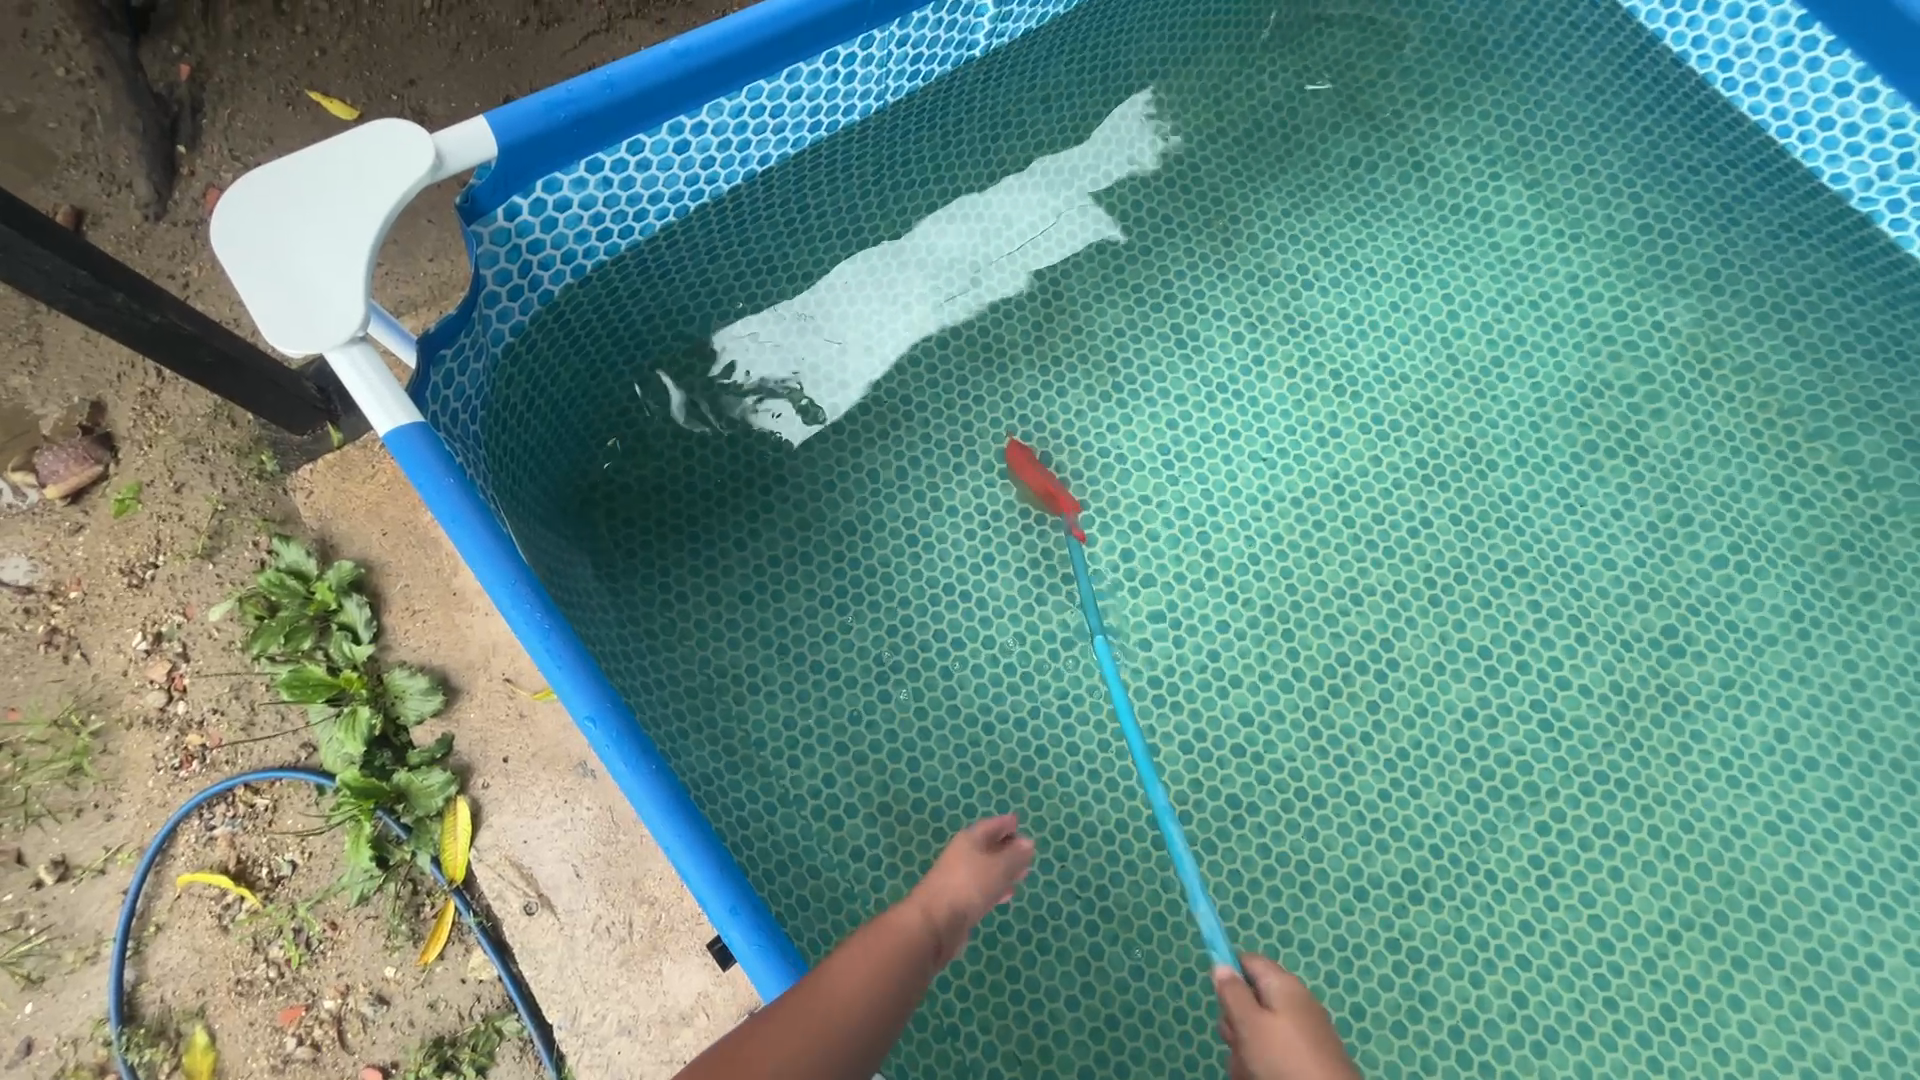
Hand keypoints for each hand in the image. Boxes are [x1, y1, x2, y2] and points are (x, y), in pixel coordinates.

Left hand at [904, 813, 1034, 966]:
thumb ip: (1015, 855)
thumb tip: (1028, 842)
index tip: (1018, 821)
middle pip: (988, 846)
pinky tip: (1006, 895)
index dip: (1005, 823)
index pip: (991, 825)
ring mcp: (959, 878)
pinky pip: (982, 888)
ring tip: (1022, 874)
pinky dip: (996, 887)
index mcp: (970, 839)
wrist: (934, 922)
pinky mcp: (959, 900)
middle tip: (1027, 851)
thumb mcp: (999, 867)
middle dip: (1007, 848)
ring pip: (986, 868)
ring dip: (1004, 870)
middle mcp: (963, 855)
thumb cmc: (969, 886)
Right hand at [1214, 954, 1360, 1079]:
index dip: (1229, 974)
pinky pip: (1274, 1052)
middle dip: (1236, 1021)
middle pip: (1251, 1000)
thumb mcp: (1249, 1023)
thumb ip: (1231, 992)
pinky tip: (1260, 1077)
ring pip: (1259, 1030)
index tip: (1220, 999)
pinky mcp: (1307, 1058)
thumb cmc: (1285, 1060)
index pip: (1248, 961)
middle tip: (1237, 1040)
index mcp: (1283, 985)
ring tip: (1249, 1068)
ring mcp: (1303, 1032)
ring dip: (1246, 1048)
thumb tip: (1221, 965)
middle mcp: (1295, 1003)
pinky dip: (1263, 1063)